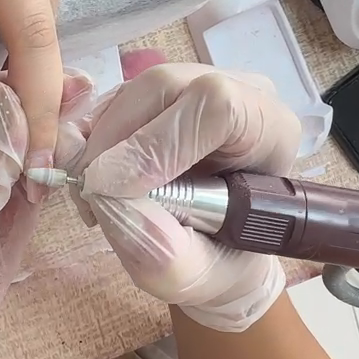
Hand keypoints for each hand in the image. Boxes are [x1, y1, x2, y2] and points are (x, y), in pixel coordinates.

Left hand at [0, 71, 95, 358]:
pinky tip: (87, 158)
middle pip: (10, 121)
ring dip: (58, 136)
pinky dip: (61, 173)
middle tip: (86, 93)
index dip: (13, 83)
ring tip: (96, 117)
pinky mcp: (11, 229)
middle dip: (45, 103)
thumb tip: (16, 103)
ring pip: (29, 154)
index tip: (51, 74)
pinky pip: (40, 191)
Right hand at [62, 65, 302, 332]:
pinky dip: (87, 139)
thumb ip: (161, 251)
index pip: (215, 108)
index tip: (108, 190)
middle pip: (159, 88)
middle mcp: (236, 90)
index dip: (154, 143)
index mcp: (271, 131)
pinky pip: (107, 100)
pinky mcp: (152, 90)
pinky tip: (96, 179)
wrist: (214, 251)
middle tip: (89, 197)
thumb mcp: (197, 277)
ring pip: (127, 92)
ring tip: (94, 197)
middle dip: (110, 144)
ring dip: (94, 145)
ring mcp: (192, 80)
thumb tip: (106, 197)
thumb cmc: (220, 263)